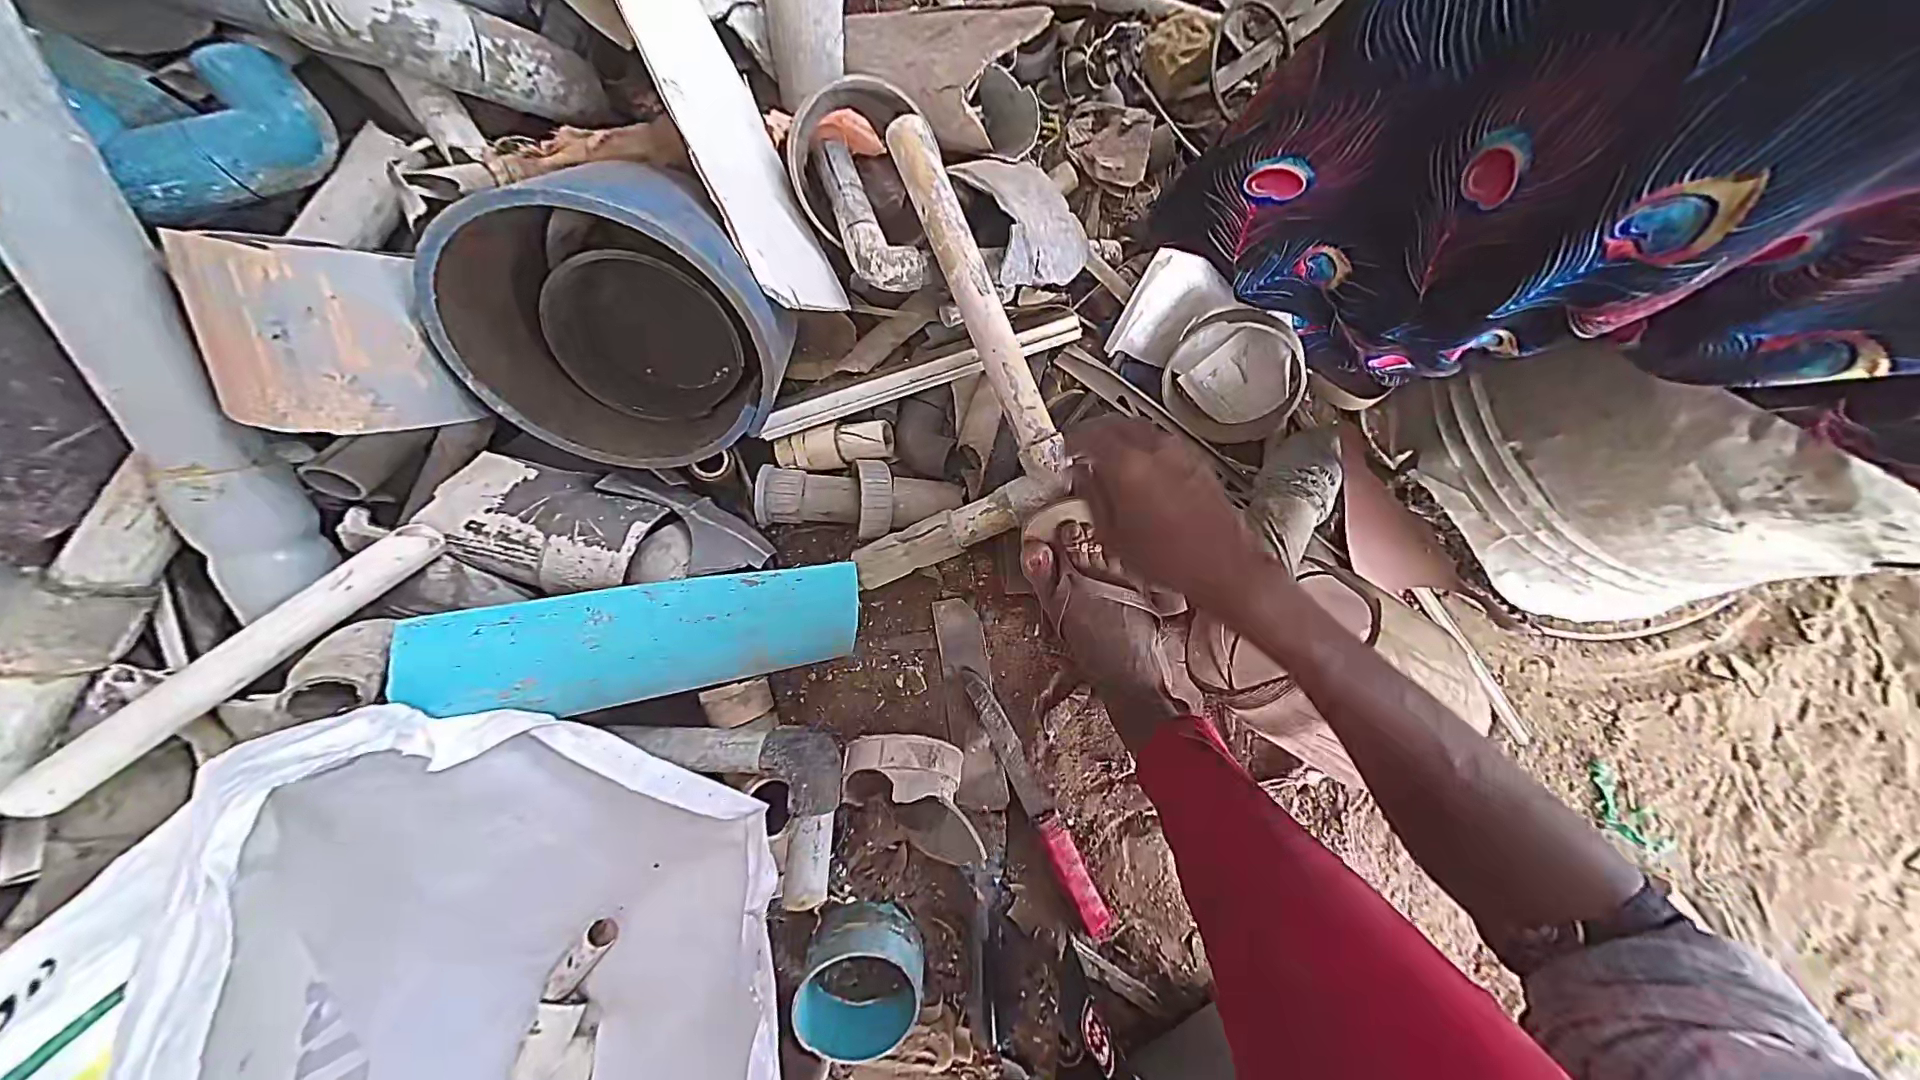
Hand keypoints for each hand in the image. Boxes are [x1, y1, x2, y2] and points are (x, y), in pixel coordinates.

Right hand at [1066, 417, 1279, 613]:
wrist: (1222, 566)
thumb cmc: (1174, 559)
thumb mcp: (1112, 535)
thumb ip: (1092, 498)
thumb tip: (1083, 480)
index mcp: (1127, 465)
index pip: (1088, 434)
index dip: (1070, 442)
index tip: (1064, 452)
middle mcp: (1155, 450)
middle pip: (1114, 423)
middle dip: (1093, 432)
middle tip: (1080, 449)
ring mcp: (1179, 453)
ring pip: (1139, 428)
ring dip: (1118, 437)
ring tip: (1106, 459)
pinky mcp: (1196, 462)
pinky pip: (1160, 442)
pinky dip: (1142, 448)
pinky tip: (1137, 470)